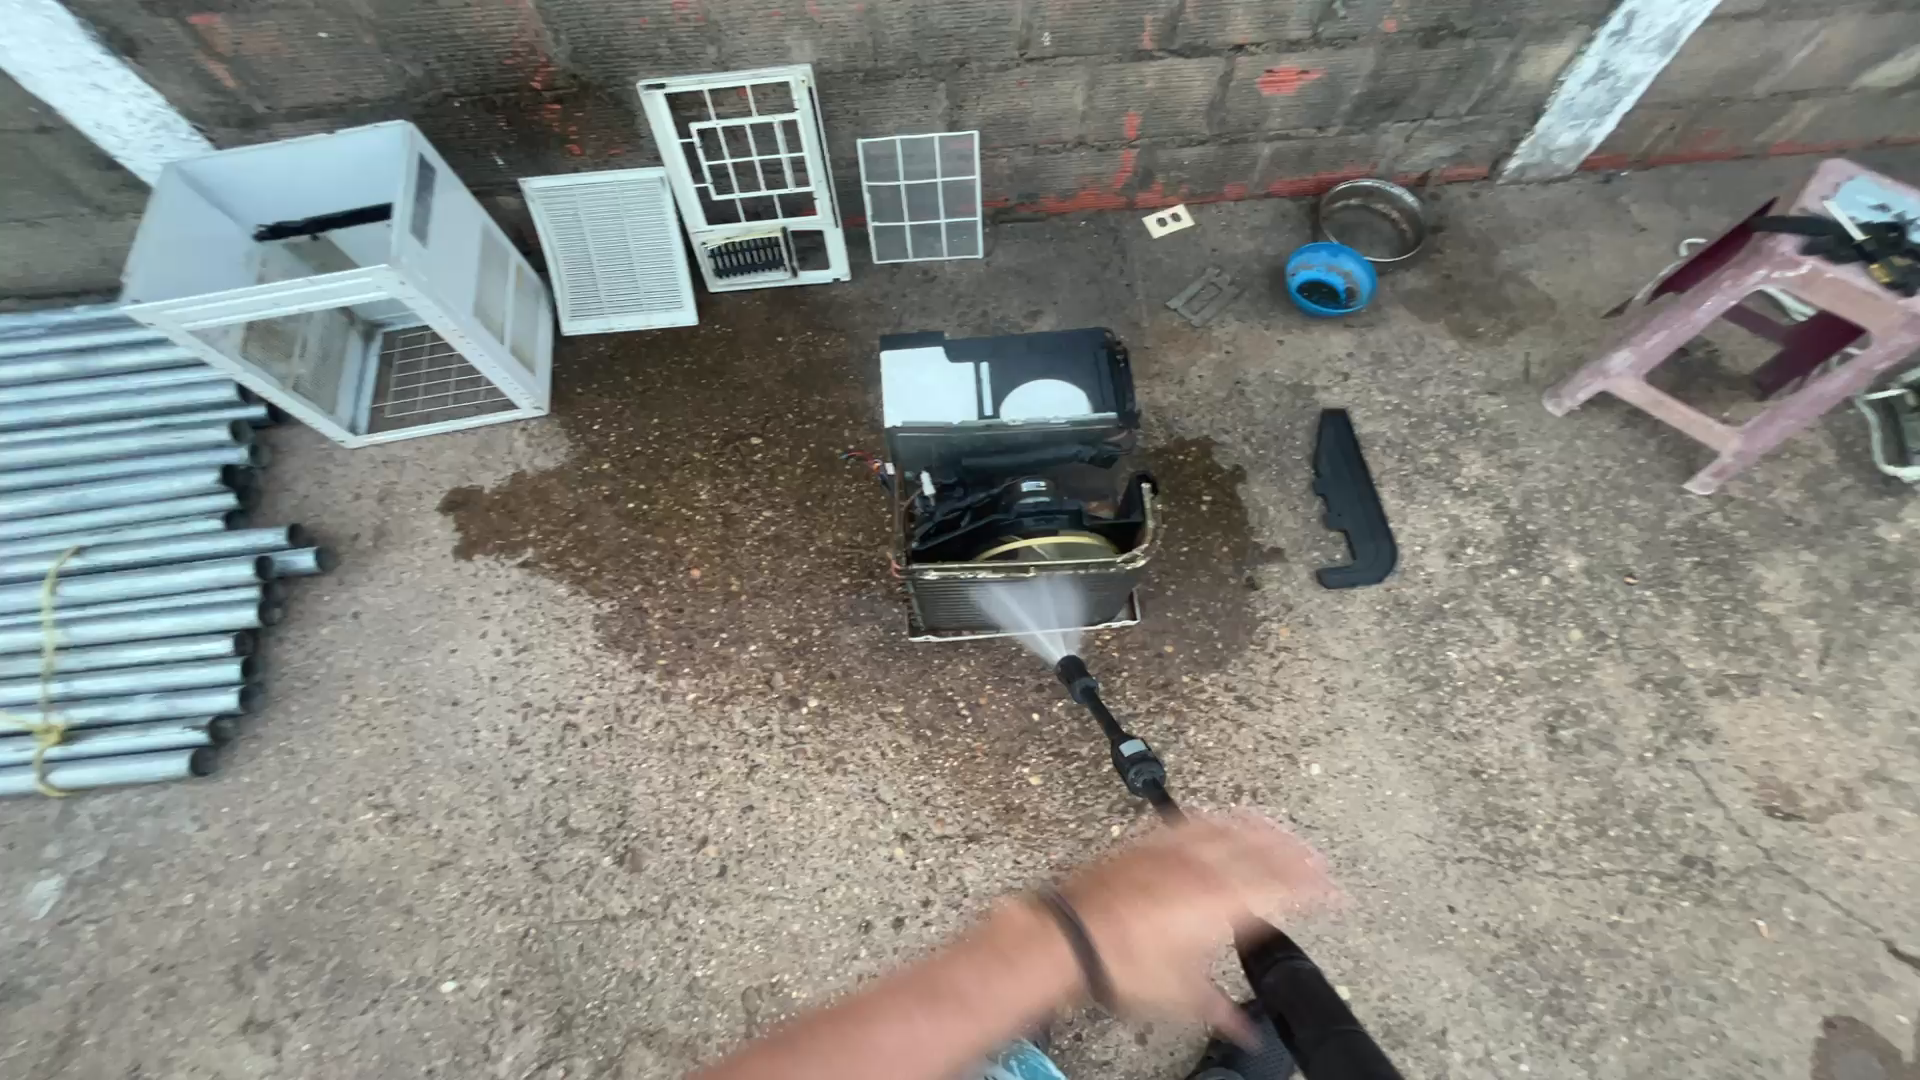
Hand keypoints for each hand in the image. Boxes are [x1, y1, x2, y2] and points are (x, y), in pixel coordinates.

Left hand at [1052, 812, 1338, 1043]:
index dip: (1315, 888)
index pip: (1281, 887)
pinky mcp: (1146, 841)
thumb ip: (1221, 1010)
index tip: (1336, 891)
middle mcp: (1200, 868)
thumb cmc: (1123, 963)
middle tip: (1315, 860)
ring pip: (1227, 826)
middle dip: (1295, 852)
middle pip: (1260, 848)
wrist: (1072, 934)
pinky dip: (1214, 818)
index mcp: (1220, 903)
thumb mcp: (1182, 997)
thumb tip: (1244, 1030)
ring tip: (1279, 829)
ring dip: (1258, 827)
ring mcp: (1172, 849)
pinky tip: (1217, 818)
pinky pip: (1189, 820)